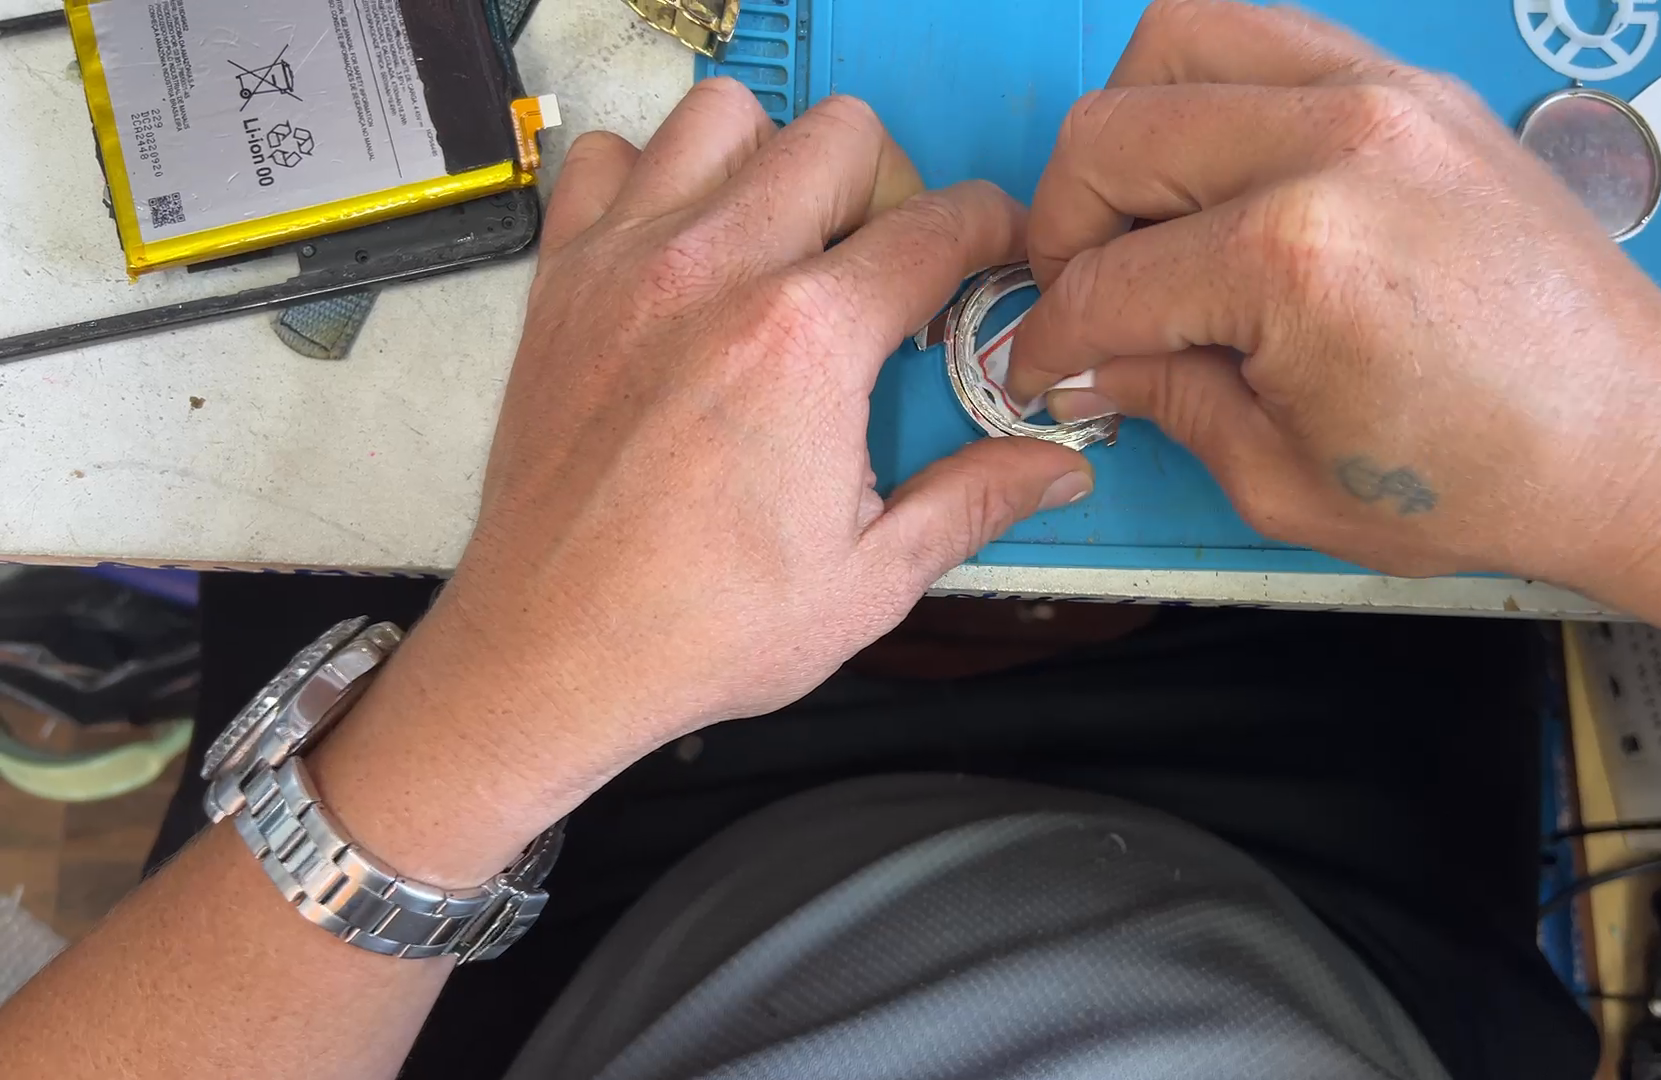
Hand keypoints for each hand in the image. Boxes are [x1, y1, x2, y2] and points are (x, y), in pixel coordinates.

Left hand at [316, 80, 1090, 877]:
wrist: (551, 658)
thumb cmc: (707, 628)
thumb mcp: (872, 579)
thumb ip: (977, 501)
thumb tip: (1060, 465)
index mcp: (809, 344)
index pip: (939, 228)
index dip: (992, 230)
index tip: (997, 256)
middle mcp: (717, 270)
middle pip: (843, 138)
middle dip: (893, 192)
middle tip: (892, 277)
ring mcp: (628, 262)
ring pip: (727, 115)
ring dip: (781, 166)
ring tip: (792, 252)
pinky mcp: (562, 281)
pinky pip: (611, 156)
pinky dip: (660, 178)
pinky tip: (686, 257)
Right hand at [1007, 0, 1660, 586]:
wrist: (1635, 440)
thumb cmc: (1459, 487)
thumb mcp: (1275, 480)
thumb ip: (1161, 400)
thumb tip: (1080, 364)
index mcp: (1290, 261)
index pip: (1101, 285)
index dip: (1042, 342)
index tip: (1032, 376)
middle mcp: (1328, 139)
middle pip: (1105, 138)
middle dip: (1058, 236)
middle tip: (1078, 307)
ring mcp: (1377, 87)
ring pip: (1169, 47)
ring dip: (1119, 143)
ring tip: (1137, 230)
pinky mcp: (1407, 82)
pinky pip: (1254, 39)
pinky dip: (1195, 100)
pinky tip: (1207, 185)